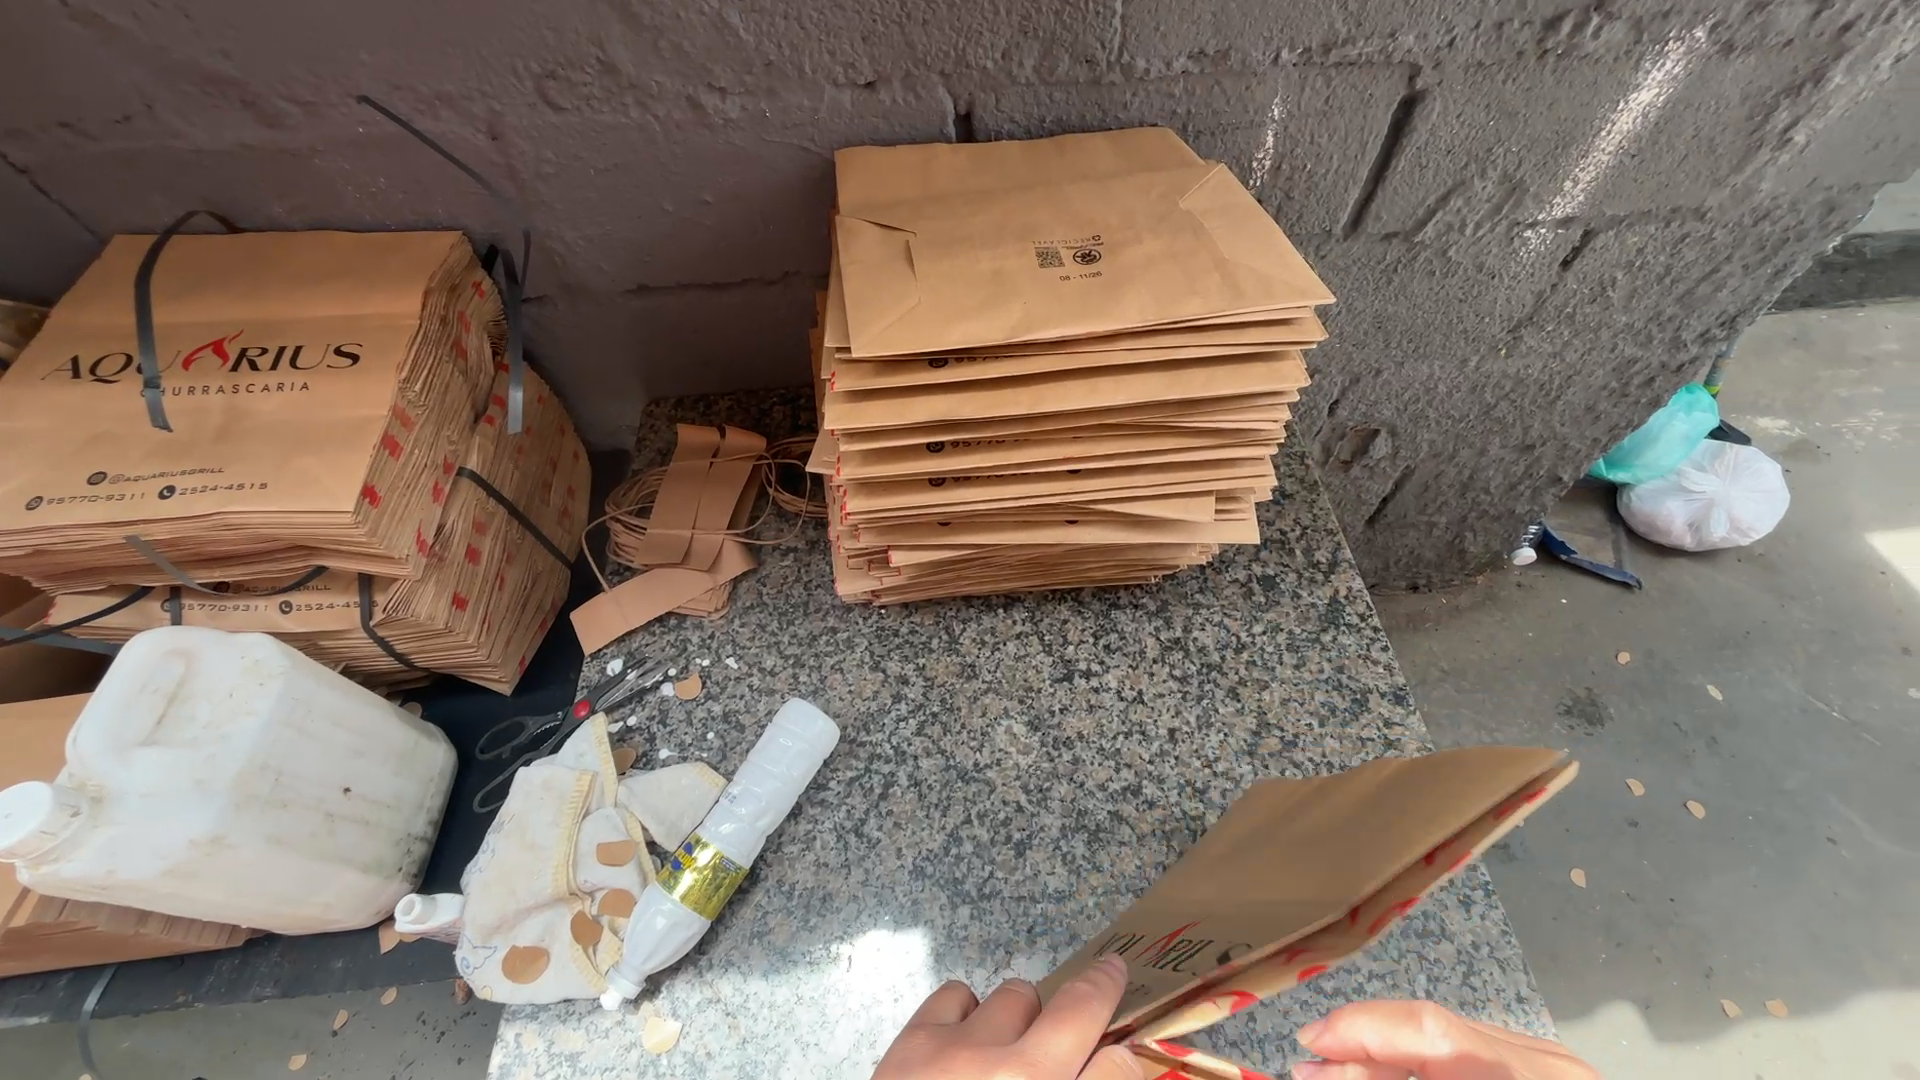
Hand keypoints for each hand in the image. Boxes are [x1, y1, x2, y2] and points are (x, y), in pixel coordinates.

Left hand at [873, 954, 1141, 1079]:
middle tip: (1100, 986)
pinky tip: (963, 1045)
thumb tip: (1108, 1066)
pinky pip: (958, 994)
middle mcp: (1015, 1077)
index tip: (1125, 1048)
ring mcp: (961, 1053)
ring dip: (1025, 1017)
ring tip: (1013, 1048)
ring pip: (1018, 994)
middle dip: (1095, 994)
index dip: (1126, 1056)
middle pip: (1076, 1008)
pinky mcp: (913, 1042)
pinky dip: (967, 1014)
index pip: (1117, 1068)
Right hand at [1292, 1001, 1599, 1079]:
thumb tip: (1327, 1075)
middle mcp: (1543, 1063)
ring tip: (1340, 1072)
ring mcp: (1549, 1064)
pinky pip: (1466, 1050)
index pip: (1429, 1029)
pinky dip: (1420, 1063)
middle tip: (1309, 1070)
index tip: (1310, 1047)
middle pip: (1430, 1026)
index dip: (1361, 1029)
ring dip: (1385, 1054)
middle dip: (1362, 1044)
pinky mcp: (1546, 1069)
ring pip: (1445, 1035)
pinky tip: (1388, 1076)